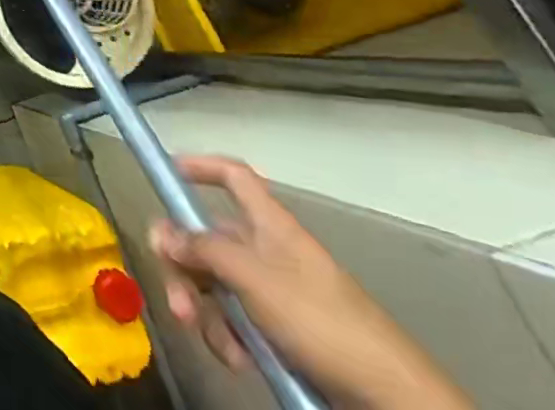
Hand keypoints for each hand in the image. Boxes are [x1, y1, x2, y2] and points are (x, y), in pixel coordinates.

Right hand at [149, 156, 473, 409]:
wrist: (389, 399)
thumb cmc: (323, 323)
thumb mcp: (255, 279)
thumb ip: (205, 249)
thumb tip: (166, 234)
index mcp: (270, 227)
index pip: (234, 178)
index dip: (201, 168)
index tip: (166, 173)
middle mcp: (267, 252)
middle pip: (207, 239)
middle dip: (182, 266)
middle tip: (175, 294)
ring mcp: (272, 293)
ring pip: (213, 283)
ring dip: (201, 308)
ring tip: (206, 334)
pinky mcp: (276, 330)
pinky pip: (231, 318)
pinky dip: (225, 335)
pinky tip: (237, 356)